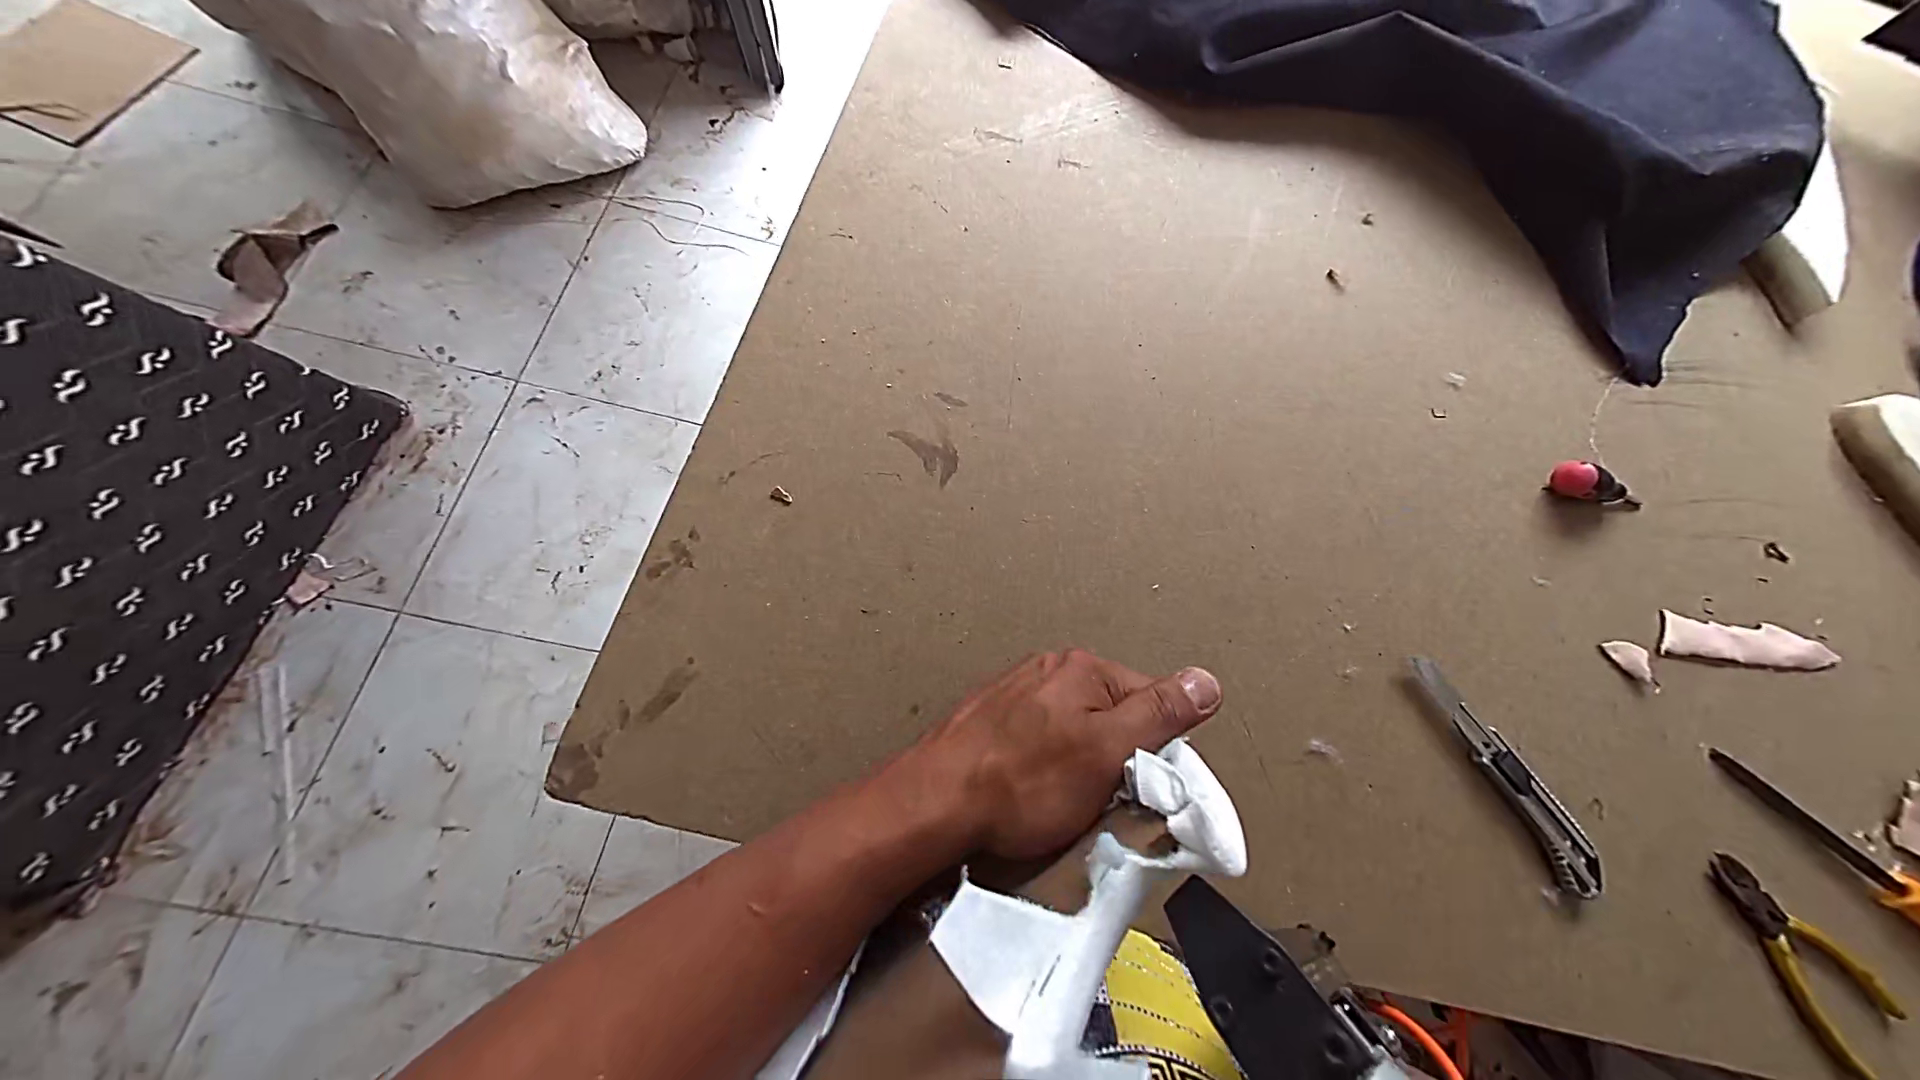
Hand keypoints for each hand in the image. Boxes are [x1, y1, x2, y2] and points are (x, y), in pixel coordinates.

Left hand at [902, 649, 1221, 859]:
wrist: (934, 803)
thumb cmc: (1014, 780)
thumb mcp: (1108, 751)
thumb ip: (1161, 713)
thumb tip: (1203, 682)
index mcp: (1081, 669)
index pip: (1152, 701)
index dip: (1156, 751)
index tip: (1144, 784)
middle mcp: (1047, 671)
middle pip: (1111, 718)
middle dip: (1114, 761)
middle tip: (1097, 796)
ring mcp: (1016, 696)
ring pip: (1074, 736)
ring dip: (1077, 770)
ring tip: (1057, 800)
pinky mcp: (994, 724)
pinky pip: (1039, 747)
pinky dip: (1042, 772)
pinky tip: (1030, 795)